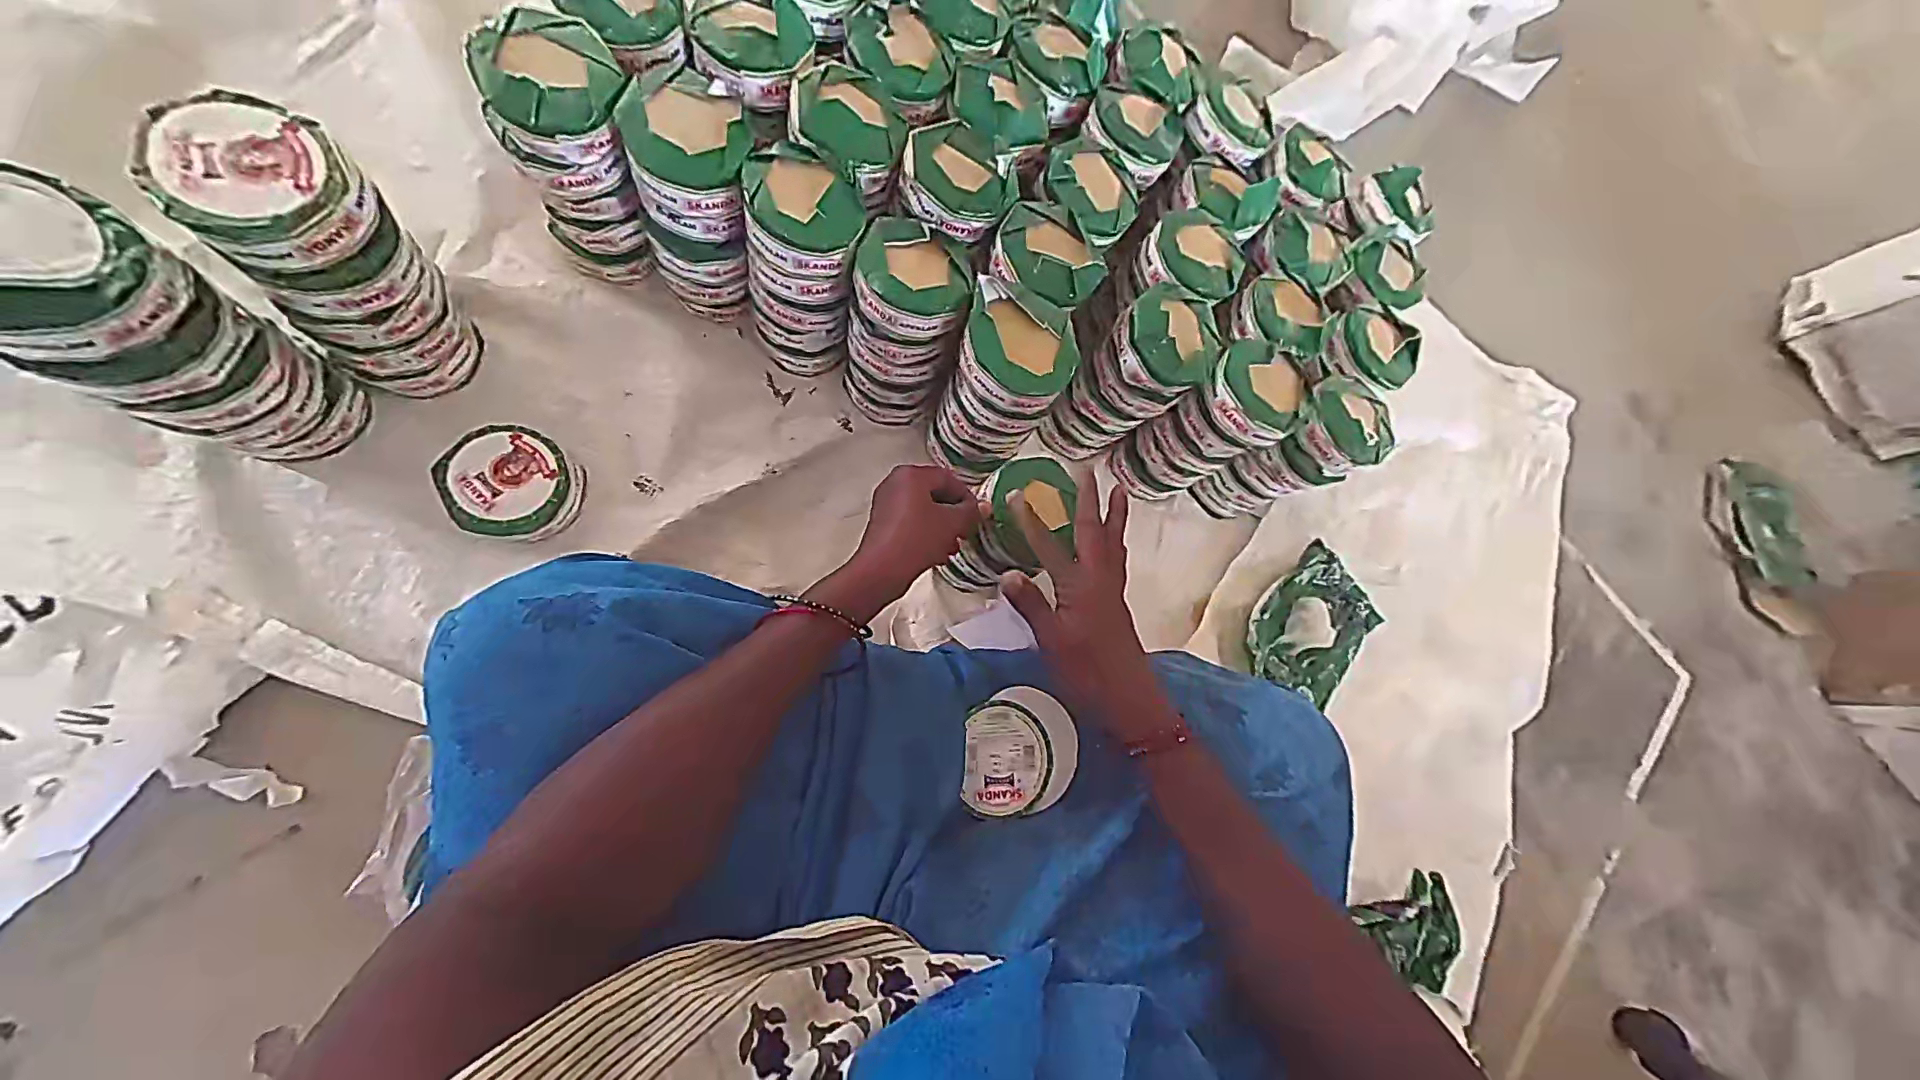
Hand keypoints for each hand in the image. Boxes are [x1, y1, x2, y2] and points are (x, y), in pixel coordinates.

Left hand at [816, 464, 986, 621]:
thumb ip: (971, 512)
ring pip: (923, 511)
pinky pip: (911, 523)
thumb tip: (983, 507)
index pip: (948, 478)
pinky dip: (926, 534)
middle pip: (934, 494)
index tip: (977, 513)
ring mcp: (886, 504)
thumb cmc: (917, 539)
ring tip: (953, 545)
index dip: (967, 496)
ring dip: (942, 527)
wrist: (882, 570)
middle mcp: (895, 484)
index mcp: (910, 475)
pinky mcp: (882, 525)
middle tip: (966, 530)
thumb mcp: (952, 524)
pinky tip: (937, 553)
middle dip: (954, 514)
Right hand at [1000, 476, 1169, 740]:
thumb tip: (1008, 573)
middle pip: (1094, 532)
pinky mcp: (1117, 602)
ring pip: (1113, 543)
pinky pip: (1118, 558)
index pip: (1050, 546)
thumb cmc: (1087, 671)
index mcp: (1080, 586)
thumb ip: (1032, 605)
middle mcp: (1100, 580)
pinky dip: (1116, 540)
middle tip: (1087, 471)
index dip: (1032, 521)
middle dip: (1088, 501)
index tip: (1018, 495)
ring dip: (1113, 515)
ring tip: (1119, 491)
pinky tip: (1113, 543)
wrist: (1129, 698)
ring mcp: (1112, 590)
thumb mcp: (1051, 640)